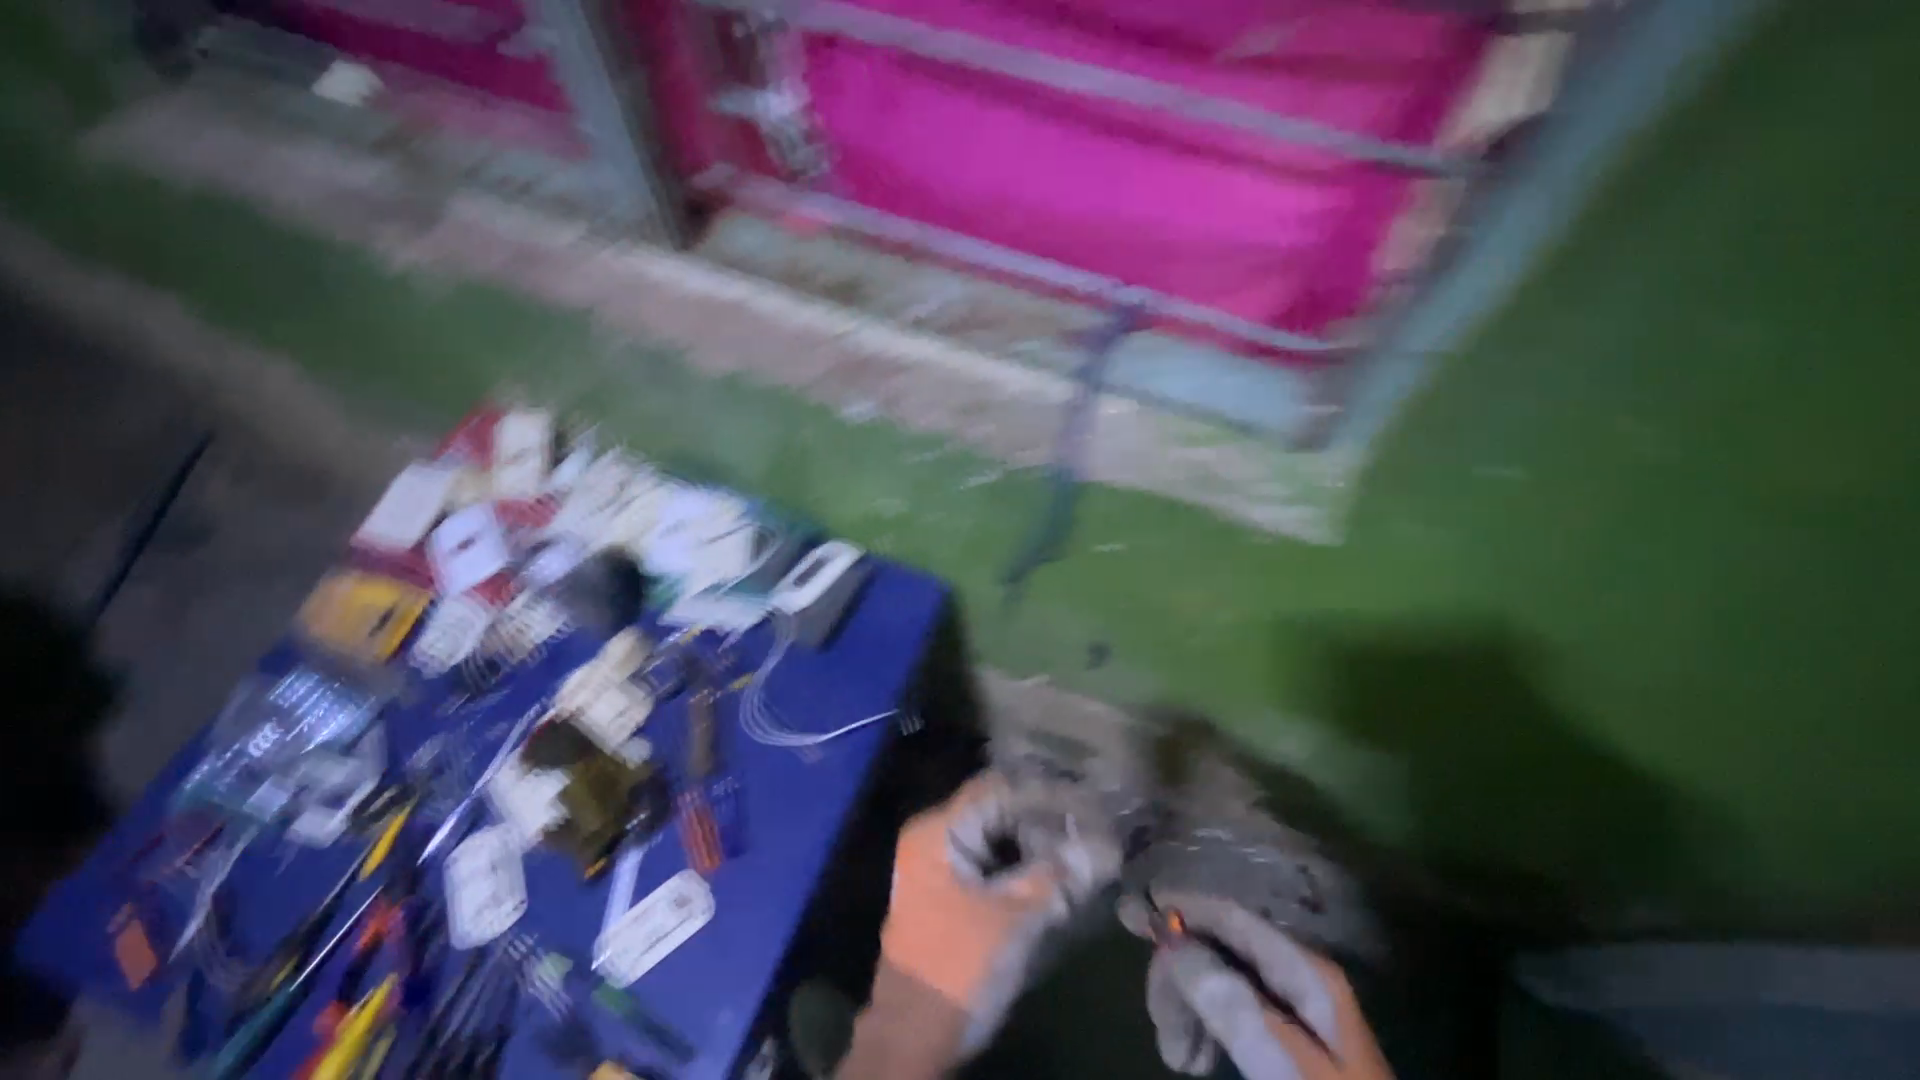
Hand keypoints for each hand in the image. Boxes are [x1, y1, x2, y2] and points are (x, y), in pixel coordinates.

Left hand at [881, 771, 1119, 1054]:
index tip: (1089, 800)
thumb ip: (1056, 875)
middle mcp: (934, 836)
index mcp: (938, 831)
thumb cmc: (957, 967)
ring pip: (997, 835)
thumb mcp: (1012, 918)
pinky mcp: (951, 890)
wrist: (913, 1033)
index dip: (1045, 792)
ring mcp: (940, 864)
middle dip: (1045, 815)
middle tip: (1092, 820)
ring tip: (1083, 841)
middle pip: (996, 808)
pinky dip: (1023, 861)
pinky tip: (1058, 867)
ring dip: (1037, 838)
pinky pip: (992, 859)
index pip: (998, 788)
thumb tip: (1103, 845)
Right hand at [1119, 891, 1391, 1079]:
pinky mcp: (1284, 1029)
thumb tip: (1176, 946)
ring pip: (1219, 979)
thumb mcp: (1283, 1063)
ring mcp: (1291, 1000)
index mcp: (1304, 970)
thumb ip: (1234, 1005)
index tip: (1130, 911)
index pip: (1230, 917)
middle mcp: (1296, 971)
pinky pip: (1230, 1007)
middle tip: (1160, 1026)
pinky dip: (1205, 1025)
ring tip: (1179, 1058)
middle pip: (1219, 948)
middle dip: (1179, 978)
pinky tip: (1196, 1056)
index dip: (1179, 908)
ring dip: (1187, 1008)